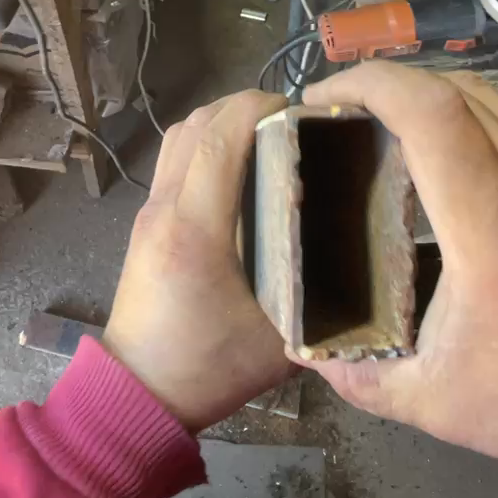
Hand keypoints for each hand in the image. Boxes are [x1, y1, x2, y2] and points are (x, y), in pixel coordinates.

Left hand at [103, 90, 293, 430]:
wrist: (138, 392)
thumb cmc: (207, 367)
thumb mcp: (279, 341)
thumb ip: (317, 296)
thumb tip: (359, 260)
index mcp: (196, 229)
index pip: (219, 139)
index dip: (257, 107)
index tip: (296, 106)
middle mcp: (166, 206)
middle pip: (197, 124)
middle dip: (243, 106)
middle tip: (289, 119)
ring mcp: (149, 209)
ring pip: (179, 134)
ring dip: (220, 120)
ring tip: (263, 133)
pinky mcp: (145, 218)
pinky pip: (172, 155)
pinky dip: (203, 140)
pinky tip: (235, 164)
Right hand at [297, 62, 497, 491]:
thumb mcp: (440, 403)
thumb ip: (360, 374)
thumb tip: (309, 345)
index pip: (432, 113)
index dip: (369, 84)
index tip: (321, 99)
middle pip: (450, 89)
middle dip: (381, 83)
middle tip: (332, 111)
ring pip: (480, 96)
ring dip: (419, 95)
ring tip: (370, 122)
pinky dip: (451, 116)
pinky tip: (425, 153)